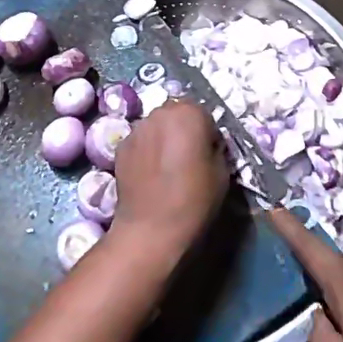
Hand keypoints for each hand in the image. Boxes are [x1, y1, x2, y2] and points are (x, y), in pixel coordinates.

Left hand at [112, 101, 229, 255]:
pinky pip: (140, 141)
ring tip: (165, 168)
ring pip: (155, 126)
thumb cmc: (193, 199)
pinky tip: (149, 175)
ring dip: (162, 138)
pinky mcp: (120, 146)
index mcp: (188, 113)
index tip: (206, 154)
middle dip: (182, 130)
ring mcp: (136, 128)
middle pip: (175, 114)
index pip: (203, 114)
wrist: (151, 228)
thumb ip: (216, 149)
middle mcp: (159, 113)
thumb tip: (208, 146)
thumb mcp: (222, 173)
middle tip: (186, 158)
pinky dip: (146, 151)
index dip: (206, 134)